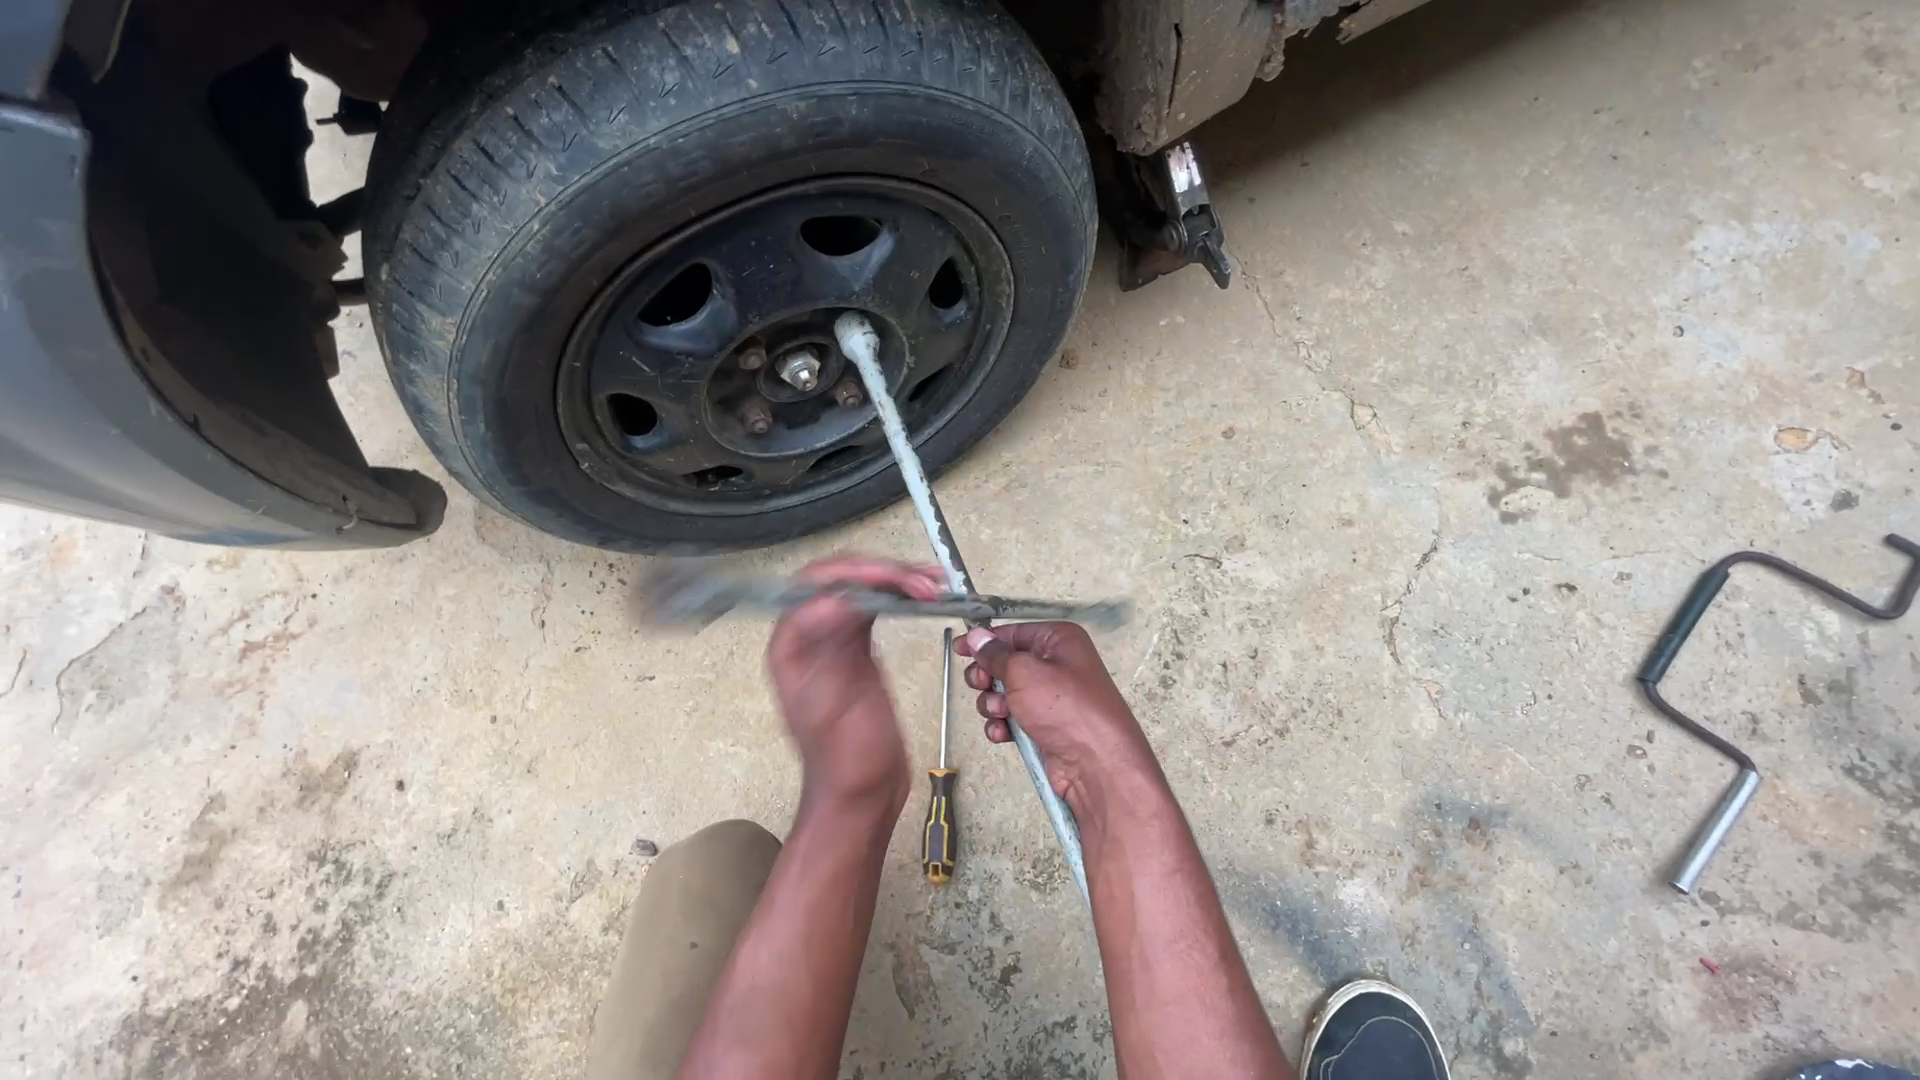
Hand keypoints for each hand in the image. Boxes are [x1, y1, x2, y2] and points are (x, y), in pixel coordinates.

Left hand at [766, 557, 946, 813]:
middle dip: (880, 571)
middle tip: (921, 580)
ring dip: (896, 578)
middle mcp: (808, 636)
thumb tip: (836, 600)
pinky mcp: (860, 648)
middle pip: (839, 578)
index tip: (893, 581)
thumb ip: (832, 652)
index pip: (814, 587)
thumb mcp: (835, 705)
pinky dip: (902, 597)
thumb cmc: (844, 760)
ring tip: (932, 582)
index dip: (853, 575)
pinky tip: (925, 594)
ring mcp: (834, 639)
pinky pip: (877, 608)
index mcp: (790, 646)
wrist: (861, 793)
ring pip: (861, 588)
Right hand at [955, 622, 1162, 816]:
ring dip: (993, 704)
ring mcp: (1050, 699)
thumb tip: (977, 636)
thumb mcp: (1024, 672)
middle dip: (988, 677)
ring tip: (1001, 714)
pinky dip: (1002, 725)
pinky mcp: (1044, 726)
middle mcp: (1057, 666)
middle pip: (1005, 664)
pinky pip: (1012, 719)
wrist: (1095, 763)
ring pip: (1004, 694)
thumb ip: (995, 654)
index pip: (1013, 633)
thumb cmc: (1066, 708)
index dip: (985, 641)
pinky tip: (1003, 734)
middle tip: (981, 685)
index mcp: (1059, 641)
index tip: (959, 649)